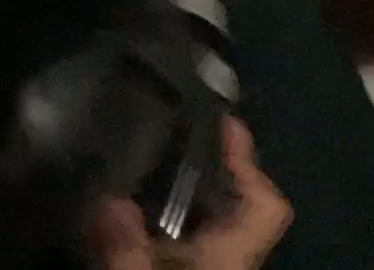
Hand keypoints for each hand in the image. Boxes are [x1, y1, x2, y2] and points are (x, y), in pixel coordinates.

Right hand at [84, 118, 291, 269]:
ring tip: (126, 157)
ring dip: (171, 195)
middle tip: (153, 127)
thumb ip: (123, 254)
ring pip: (200, 229)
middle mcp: (225, 268)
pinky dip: (154, 223)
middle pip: (230, 210)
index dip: (248, 161)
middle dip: (198, 168)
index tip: (220, 119)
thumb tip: (109, 197)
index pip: (264, 208)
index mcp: (228, 264)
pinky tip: (115, 213)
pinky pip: (175, 247)